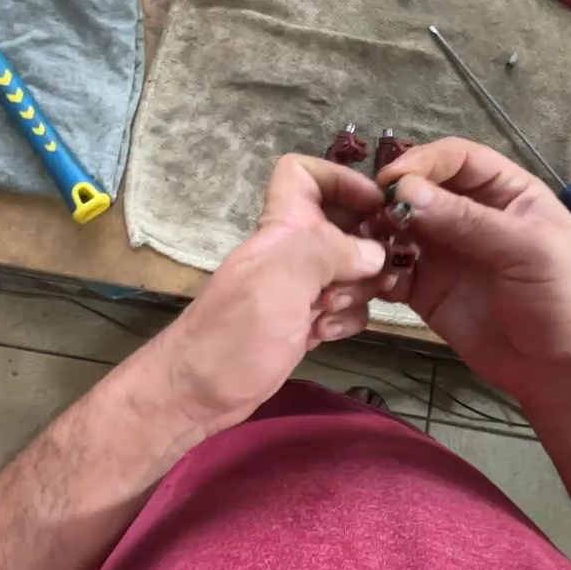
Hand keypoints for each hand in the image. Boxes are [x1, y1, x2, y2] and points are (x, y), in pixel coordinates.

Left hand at [124, 154, 389, 442]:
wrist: (196, 396)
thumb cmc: (231, 336)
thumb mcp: (278, 283)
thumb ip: (327, 253)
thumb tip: (373, 252)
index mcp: (281, 227)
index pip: (305, 173)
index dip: (340, 179)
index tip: (374, 206)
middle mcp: (293, 250)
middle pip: (345, 224)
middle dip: (366, 248)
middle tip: (370, 275)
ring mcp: (300, 288)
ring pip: (353, 270)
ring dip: (358, 289)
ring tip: (331, 310)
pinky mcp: (305, 322)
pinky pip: (346, 308)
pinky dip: (346, 320)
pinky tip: (324, 335)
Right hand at [376, 138, 570, 408]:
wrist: (568, 372)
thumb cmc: (566, 298)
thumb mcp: (526, 250)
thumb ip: (466, 220)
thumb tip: (404, 191)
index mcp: (503, 193)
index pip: (456, 159)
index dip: (422, 163)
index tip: (390, 181)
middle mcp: (468, 216)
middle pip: (419, 190)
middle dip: (391, 198)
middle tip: (367, 215)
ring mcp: (445, 254)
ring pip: (398, 229)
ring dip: (378, 233)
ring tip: (363, 247)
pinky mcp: (426, 290)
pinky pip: (392, 271)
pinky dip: (376, 271)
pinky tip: (369, 279)